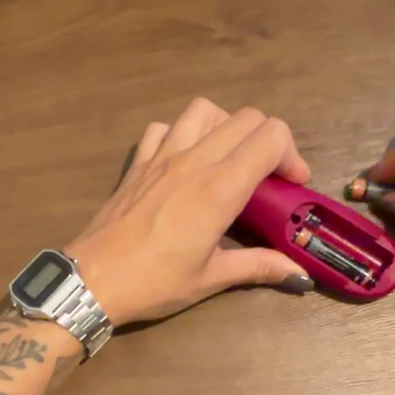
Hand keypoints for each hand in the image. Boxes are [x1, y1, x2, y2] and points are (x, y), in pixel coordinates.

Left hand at [66, 98, 313, 326]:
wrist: (93, 281)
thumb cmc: (153, 283)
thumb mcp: (210, 279)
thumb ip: (258, 267)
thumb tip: (301, 276)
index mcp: (219, 189)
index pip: (271, 137)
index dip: (291, 155)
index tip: (290, 186)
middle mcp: (194, 161)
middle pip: (246, 118)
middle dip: (268, 142)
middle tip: (267, 178)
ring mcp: (161, 156)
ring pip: (204, 110)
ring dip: (226, 127)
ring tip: (228, 160)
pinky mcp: (137, 163)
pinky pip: (164, 128)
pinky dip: (181, 134)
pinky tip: (184, 162)